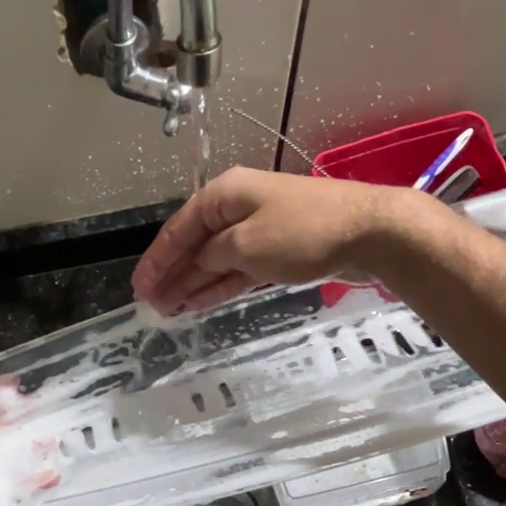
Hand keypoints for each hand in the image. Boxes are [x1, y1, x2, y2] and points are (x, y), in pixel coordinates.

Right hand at [131, 167, 420, 311]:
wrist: (366, 232)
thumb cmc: (302, 232)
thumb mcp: (245, 245)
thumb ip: (212, 256)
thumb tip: (196, 265)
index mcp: (223, 196)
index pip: (179, 230)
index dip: (157, 261)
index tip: (139, 288)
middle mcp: (237, 209)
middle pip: (194, 246)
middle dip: (171, 275)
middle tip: (150, 304)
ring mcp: (258, 230)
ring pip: (214, 261)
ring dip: (191, 284)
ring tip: (168, 309)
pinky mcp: (277, 251)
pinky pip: (236, 270)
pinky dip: (217, 285)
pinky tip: (198, 302)